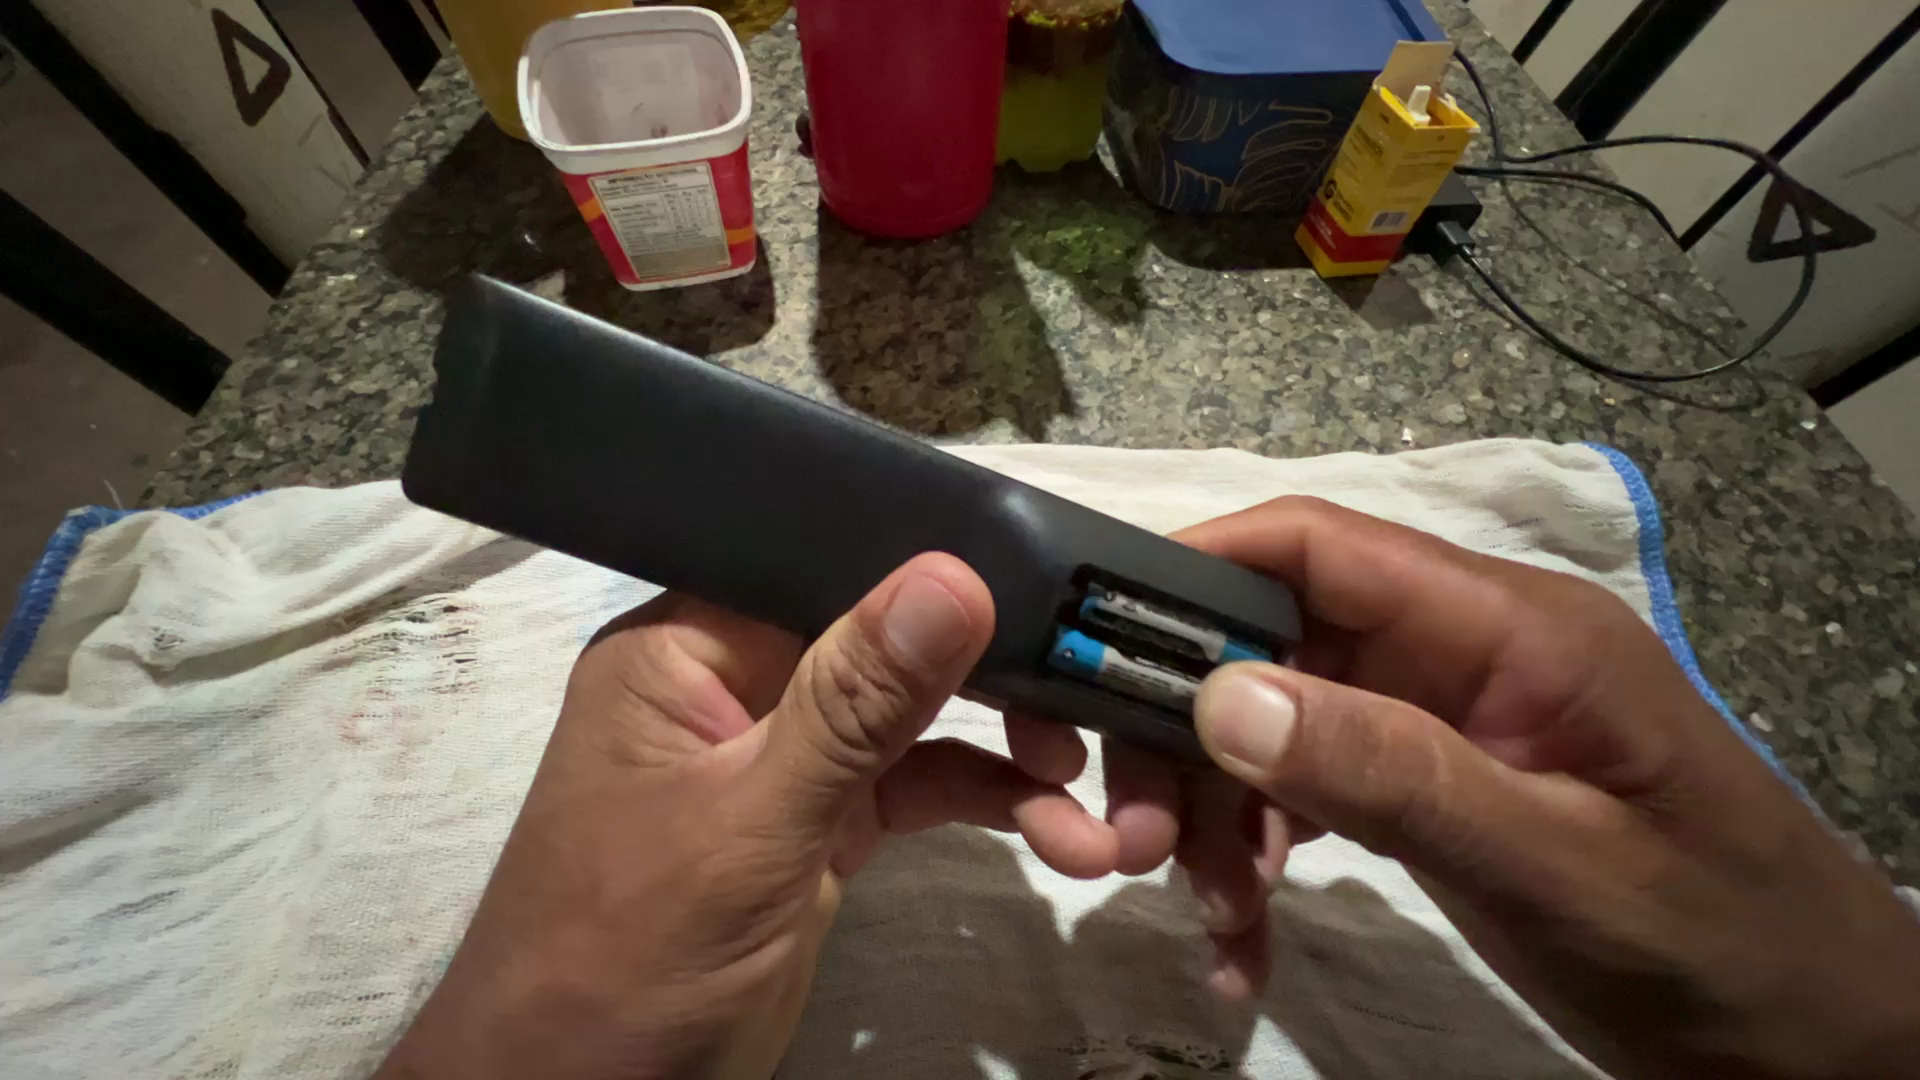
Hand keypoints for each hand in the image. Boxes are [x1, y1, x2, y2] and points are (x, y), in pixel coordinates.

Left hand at [372, 554, 1123, 1079]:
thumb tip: (951, 578)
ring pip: (907, 713)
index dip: (921, 566)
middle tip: (1073, 681)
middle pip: (877, 639)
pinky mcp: (822, 814)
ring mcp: (785, 750)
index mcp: (690, 647)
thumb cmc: (633, 959)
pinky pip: (912, 780)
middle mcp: (739, 681)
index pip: (818, 569)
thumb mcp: (754, 825)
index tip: (1026, 574)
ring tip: (1072, 768)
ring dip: (993, 740)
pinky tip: (1046, 817)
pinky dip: (976, 794)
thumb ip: (854, 705)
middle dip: (977, 666)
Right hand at [1175, 496, 1919, 1079]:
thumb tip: (1222, 699)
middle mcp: (1438, 648)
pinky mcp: (1396, 772)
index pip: (1317, 544)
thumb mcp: (1552, 862)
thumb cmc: (1718, 945)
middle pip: (1262, 644)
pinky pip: (1287, 783)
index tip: (1103, 625)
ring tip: (1219, 911)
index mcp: (1494, 623)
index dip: (1201, 563)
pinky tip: (1245, 921)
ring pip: (1258, 721)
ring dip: (1213, 809)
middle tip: (1139, 832)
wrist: (1816, 1054)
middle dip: (1186, 733)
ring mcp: (1413, 712)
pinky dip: (1248, 845)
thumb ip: (1390, 772)